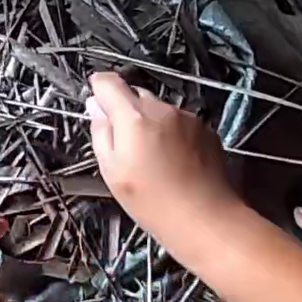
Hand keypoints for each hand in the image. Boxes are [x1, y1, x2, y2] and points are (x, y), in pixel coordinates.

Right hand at [86, 71, 243, 243]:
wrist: (205, 219)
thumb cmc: (153, 202)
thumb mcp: (111, 171)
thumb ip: (101, 133)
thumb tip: (96, 108)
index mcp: (133, 118)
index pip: (109, 82)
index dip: (98, 88)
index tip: (96, 99)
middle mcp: (162, 110)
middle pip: (135, 96)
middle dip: (124, 112)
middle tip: (122, 145)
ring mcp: (187, 118)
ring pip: (158, 110)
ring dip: (149, 124)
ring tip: (149, 159)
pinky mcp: (205, 130)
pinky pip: (178, 122)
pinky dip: (170, 134)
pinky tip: (170, 161)